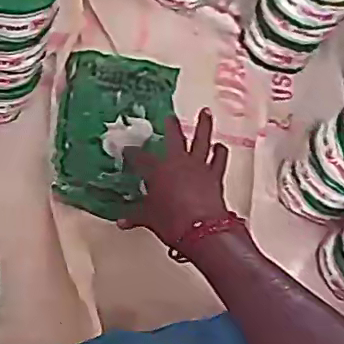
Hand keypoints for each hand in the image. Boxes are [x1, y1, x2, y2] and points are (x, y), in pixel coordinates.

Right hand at [120, 108, 231, 246]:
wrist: (202, 231)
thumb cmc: (171, 222)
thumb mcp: (148, 219)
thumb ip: (136, 216)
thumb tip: (122, 221)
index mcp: (158, 171)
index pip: (140, 158)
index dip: (133, 153)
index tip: (128, 150)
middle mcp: (178, 163)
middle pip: (173, 139)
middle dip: (170, 127)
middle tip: (169, 117)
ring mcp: (199, 167)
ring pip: (201, 140)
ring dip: (204, 126)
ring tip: (205, 112)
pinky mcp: (215, 176)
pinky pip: (219, 160)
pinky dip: (220, 152)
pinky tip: (220, 146)